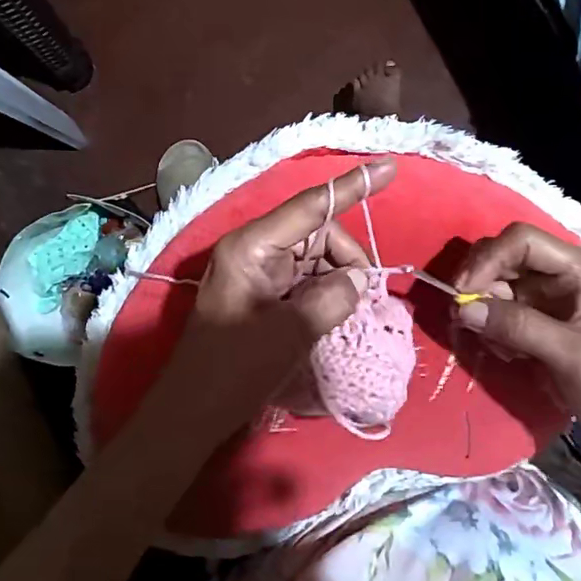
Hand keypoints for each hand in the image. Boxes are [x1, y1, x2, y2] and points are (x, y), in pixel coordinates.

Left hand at [152, 159, 398, 436]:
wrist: (191, 413)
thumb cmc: (232, 371)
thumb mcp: (289, 334)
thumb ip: (331, 298)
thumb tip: (357, 280)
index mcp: (252, 247)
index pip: (311, 206)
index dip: (353, 186)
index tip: (390, 167)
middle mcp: (254, 250)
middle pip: (317, 233)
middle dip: (347, 258)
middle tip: (367, 295)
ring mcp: (257, 272)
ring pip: (315, 258)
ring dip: (339, 278)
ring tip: (353, 309)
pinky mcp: (262, 295)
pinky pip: (305, 280)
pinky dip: (327, 292)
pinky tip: (340, 313)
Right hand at [451, 223, 580, 434]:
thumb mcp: (568, 354)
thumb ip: (518, 326)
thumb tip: (464, 308)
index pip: (523, 241)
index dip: (488, 259)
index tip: (463, 291)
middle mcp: (562, 271)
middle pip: (504, 254)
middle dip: (480, 282)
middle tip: (462, 314)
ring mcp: (546, 291)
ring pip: (495, 280)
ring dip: (483, 308)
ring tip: (497, 345)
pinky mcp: (534, 312)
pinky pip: (496, 305)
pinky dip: (489, 324)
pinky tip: (506, 352)